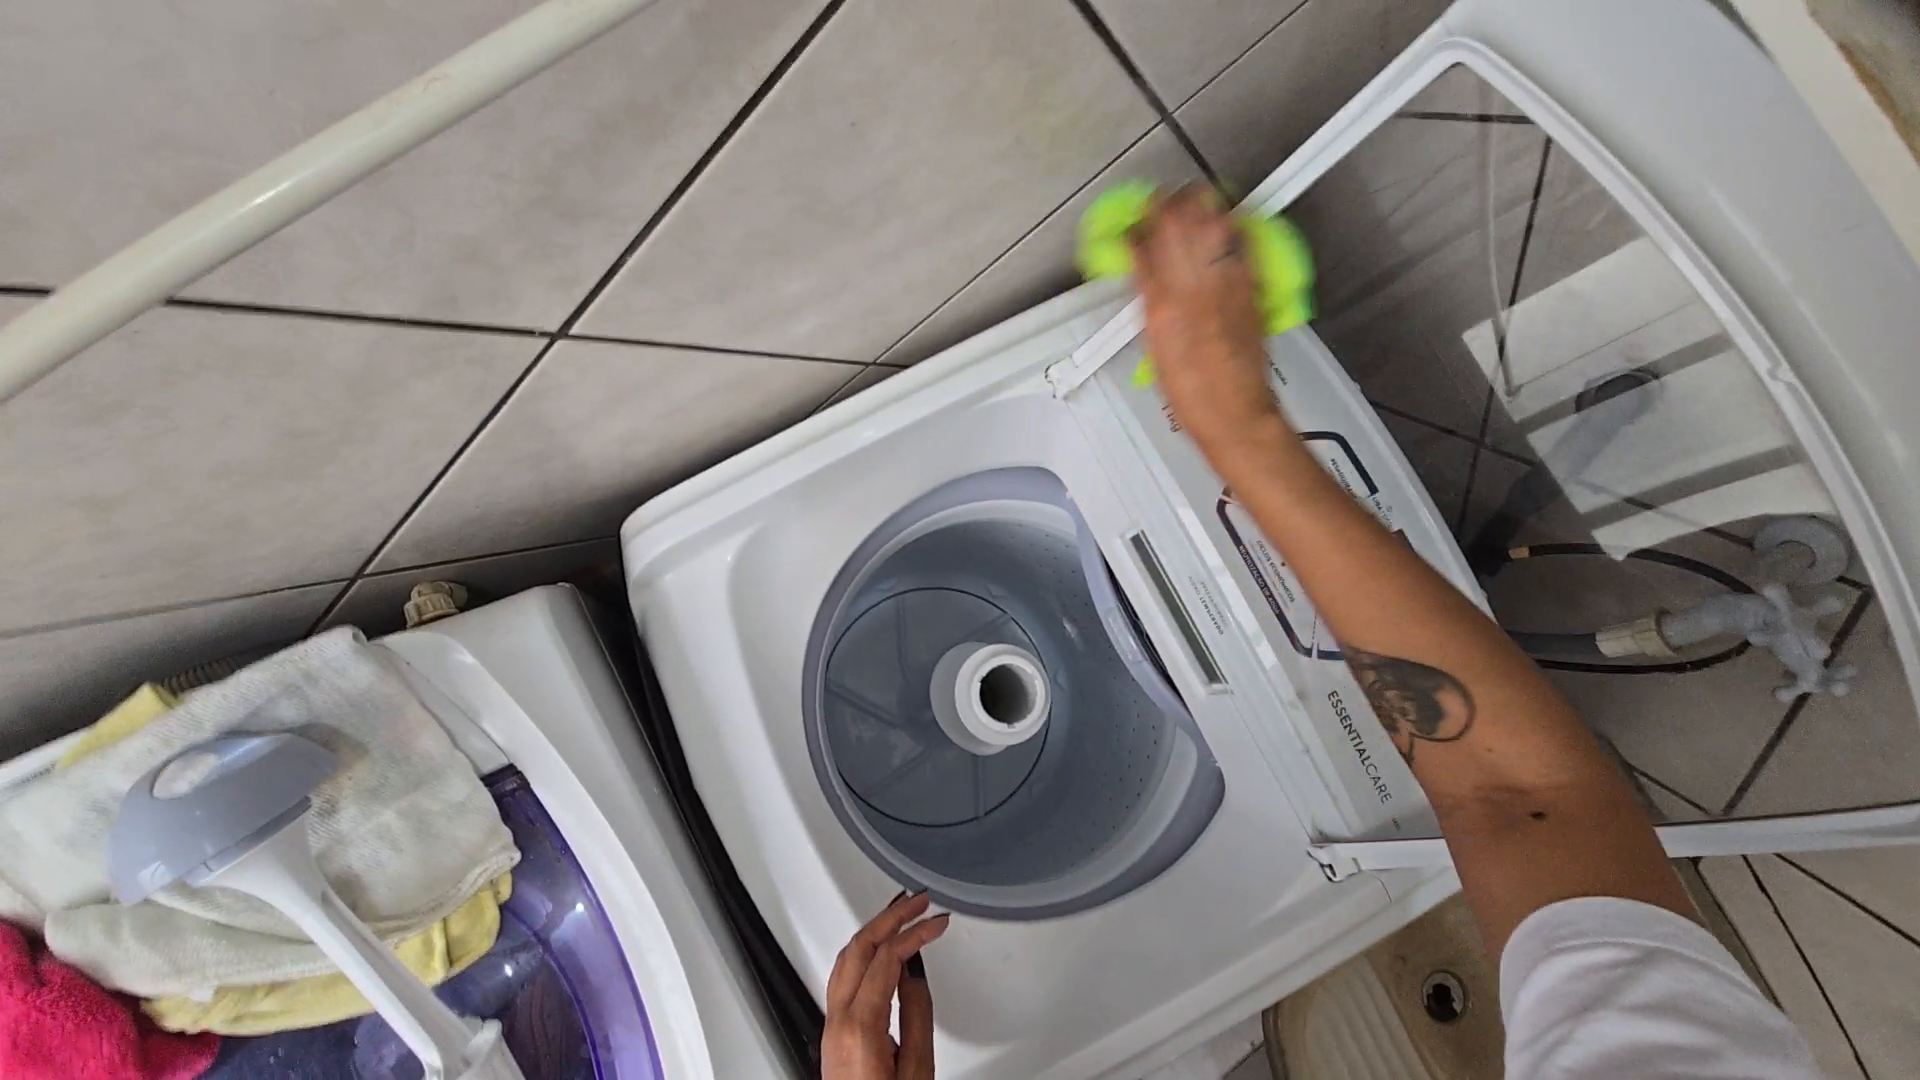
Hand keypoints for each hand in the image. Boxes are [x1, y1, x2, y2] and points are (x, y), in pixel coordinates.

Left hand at [822, 891, 950, 1079]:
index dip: (915, 931)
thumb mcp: (918, 1070)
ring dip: (875, 929)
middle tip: (919, 899)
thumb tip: (915, 966)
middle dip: (890, 916)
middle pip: (859, 947)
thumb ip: (917, 1011)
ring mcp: (830, 1027)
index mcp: (859, 1027)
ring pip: (846, 958)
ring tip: (901, 911)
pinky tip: (884, 947)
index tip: (938, 920)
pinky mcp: (832, 1034)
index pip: (886, 957)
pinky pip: (844, 976)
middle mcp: (836, 1021)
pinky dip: (865, 951)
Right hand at [1130, 185, 1286, 458]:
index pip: (1144, 240)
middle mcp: (1195, 286)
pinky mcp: (1252, 284)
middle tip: (1159, 209)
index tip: (1133, 222)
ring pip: (1212, 216)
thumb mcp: (1154, 345)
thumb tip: (1144, 268)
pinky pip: (1240, 239)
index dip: (1137, 223)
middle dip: (1166, 204)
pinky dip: (1228, 226)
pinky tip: (1222, 229)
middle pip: (1179, 215)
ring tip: (1188, 210)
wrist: (1233, 411)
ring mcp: (1227, 280)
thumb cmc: (1190, 390)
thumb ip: (1149, 297)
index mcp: (1162, 304)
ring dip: (1197, 206)